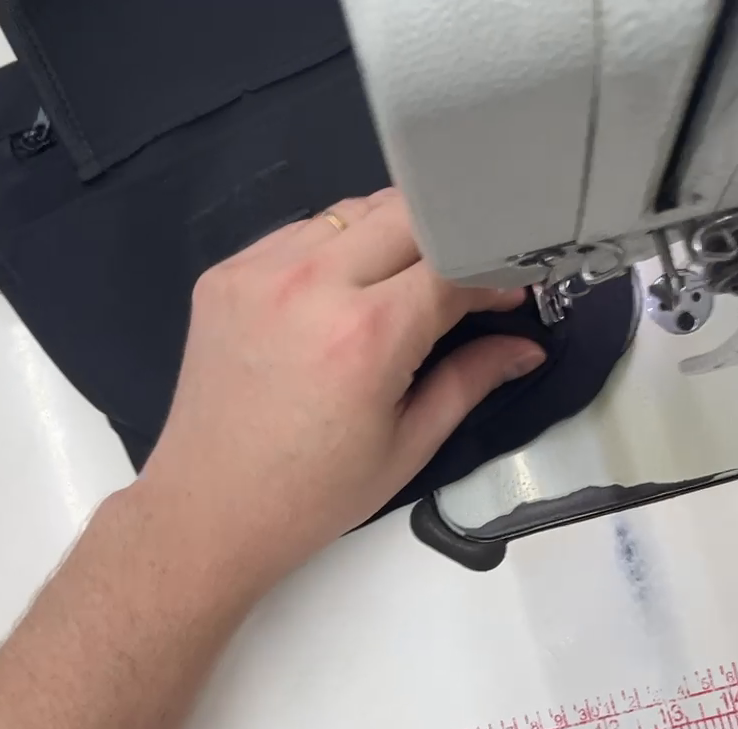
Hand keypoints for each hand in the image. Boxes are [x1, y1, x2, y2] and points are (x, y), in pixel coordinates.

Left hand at [132, 188, 543, 588]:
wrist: (211, 509)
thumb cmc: (316, 494)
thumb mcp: (408, 445)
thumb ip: (470, 381)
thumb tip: (526, 348)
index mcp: (366, 335)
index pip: (451, 264)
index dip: (491, 272)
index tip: (509, 291)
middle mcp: (311, 283)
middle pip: (406, 213)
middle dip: (450, 236)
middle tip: (463, 280)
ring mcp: (258, 270)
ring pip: (352, 211)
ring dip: (394, 236)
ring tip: (405, 286)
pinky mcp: (226, 273)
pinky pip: (301, 231)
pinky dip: (339, 247)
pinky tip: (345, 291)